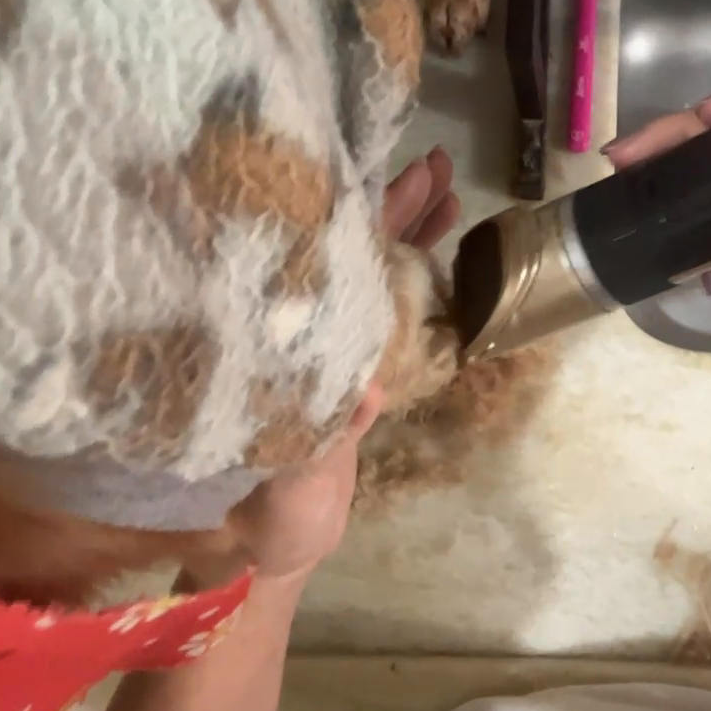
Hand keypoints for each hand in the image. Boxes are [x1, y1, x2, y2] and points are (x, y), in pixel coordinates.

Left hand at [189, 148, 458, 588]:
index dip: (345, 219)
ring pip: (375, 271)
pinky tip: (446, 249)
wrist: (274, 547)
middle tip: (430, 164)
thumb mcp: (283, 487)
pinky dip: (420, 275)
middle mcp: (304, 333)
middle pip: (348, 253)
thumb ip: (317, 442)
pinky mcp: (362, 364)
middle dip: (389, 205)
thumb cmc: (265, 521)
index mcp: (281, 347)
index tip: (367, 170)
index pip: (310, 265)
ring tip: (446, 185)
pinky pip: (394, 308)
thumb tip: (369, 388)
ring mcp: (335, 345)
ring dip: (411, 227)